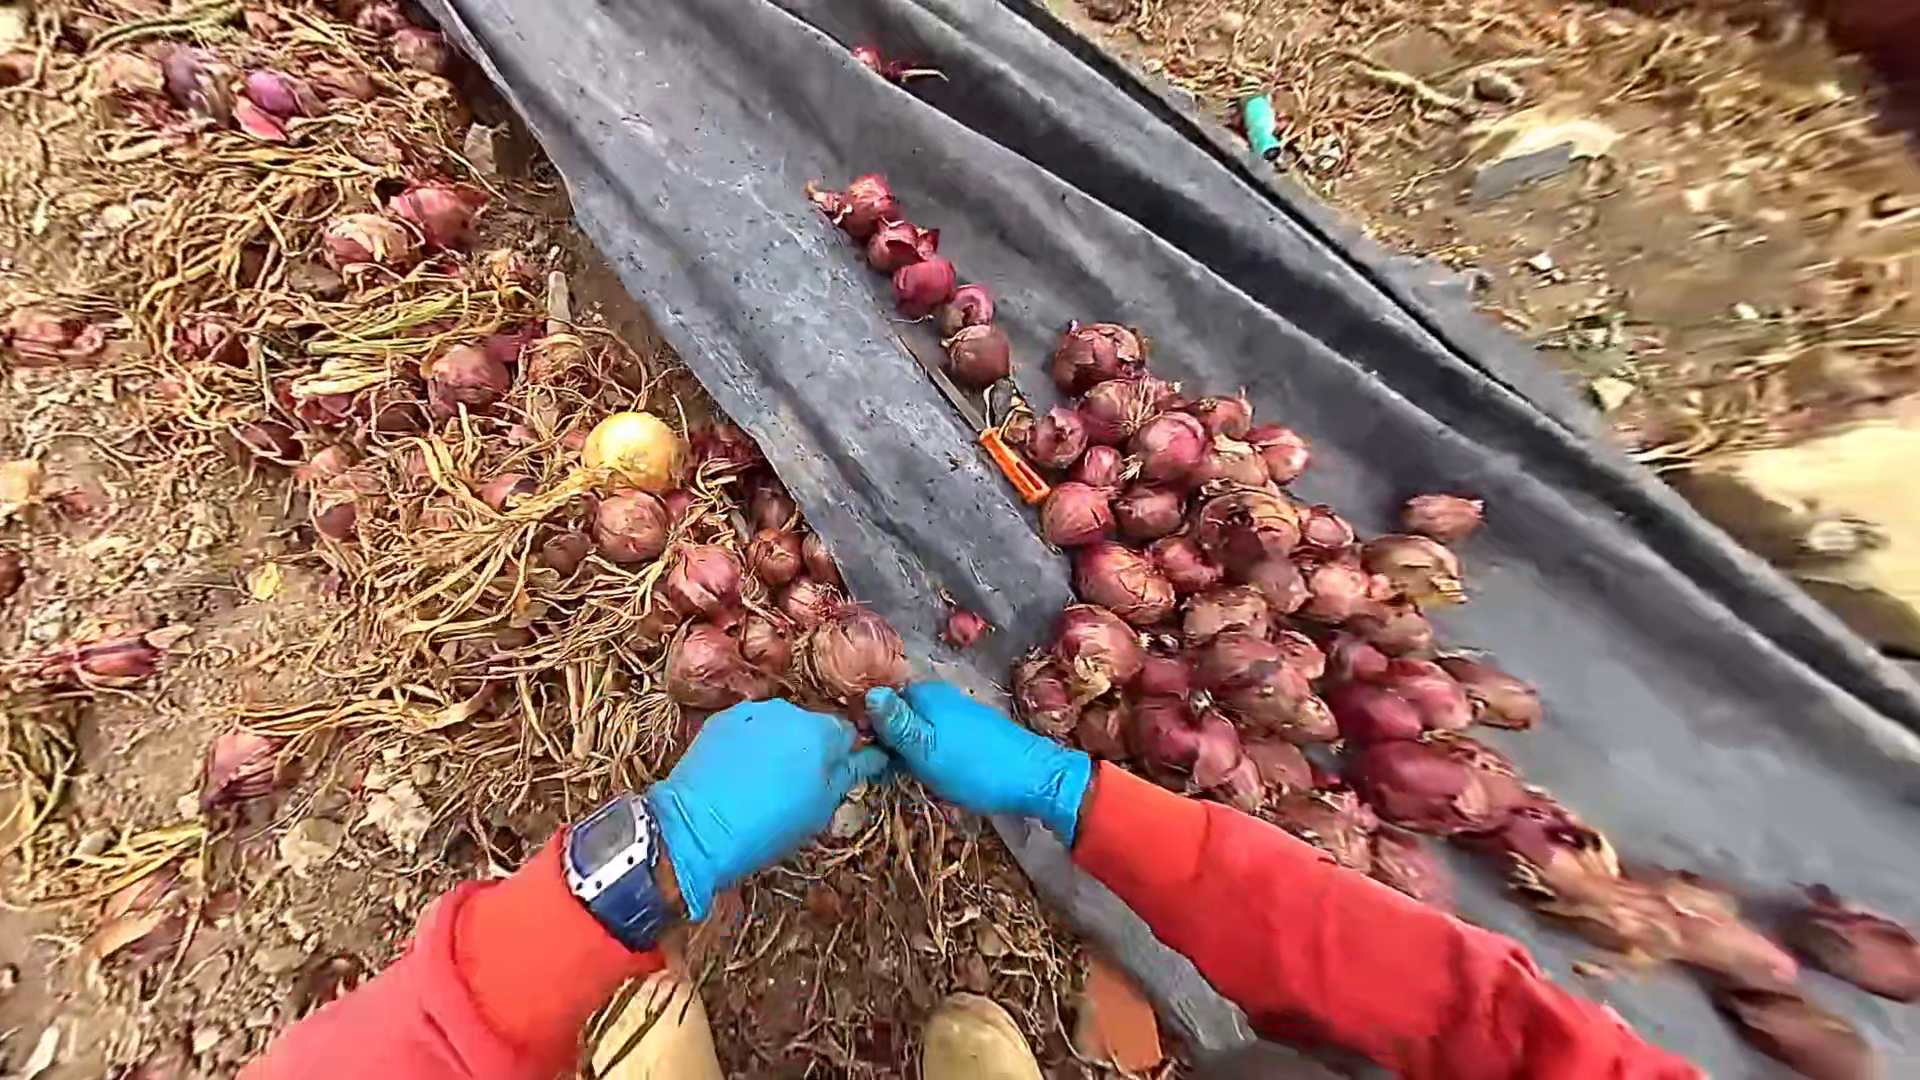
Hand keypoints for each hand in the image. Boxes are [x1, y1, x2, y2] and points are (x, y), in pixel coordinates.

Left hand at [647, 699, 886, 918]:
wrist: (695, 829)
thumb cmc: (769, 825)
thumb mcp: (821, 808)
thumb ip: (851, 773)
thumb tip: (876, 753)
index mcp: (822, 731)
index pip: (849, 731)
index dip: (844, 755)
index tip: (833, 777)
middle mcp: (792, 711)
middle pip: (814, 724)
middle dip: (812, 748)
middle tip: (798, 783)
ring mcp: (755, 711)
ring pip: (782, 724)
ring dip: (782, 743)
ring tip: (765, 778)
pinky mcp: (724, 718)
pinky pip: (752, 726)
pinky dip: (753, 742)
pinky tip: (740, 770)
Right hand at [867, 682, 1091, 843]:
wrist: (1033, 779)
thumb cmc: (973, 767)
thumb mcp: (925, 750)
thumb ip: (896, 723)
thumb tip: (868, 692)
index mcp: (925, 693)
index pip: (880, 700)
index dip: (868, 726)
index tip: (864, 754)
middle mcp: (940, 696)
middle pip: (898, 715)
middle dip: (889, 743)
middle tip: (888, 774)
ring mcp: (956, 712)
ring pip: (917, 730)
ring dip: (909, 754)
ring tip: (910, 779)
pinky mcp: (969, 730)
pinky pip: (936, 739)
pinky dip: (929, 756)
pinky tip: (933, 776)